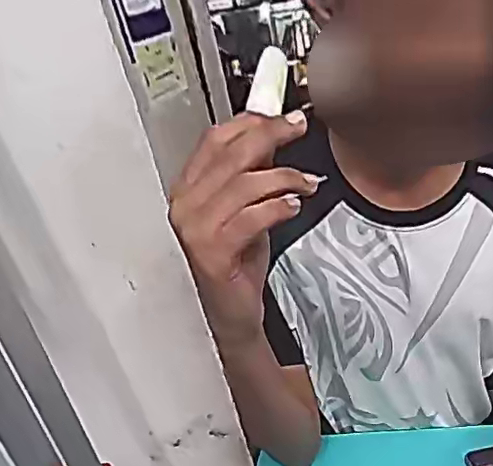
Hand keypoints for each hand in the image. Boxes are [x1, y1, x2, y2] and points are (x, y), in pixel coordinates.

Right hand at [168, 111, 317, 347]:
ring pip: (244, 183)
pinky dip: (277, 207)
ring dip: (284, 177)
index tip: (283, 118)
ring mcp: (196, 230)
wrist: (232, 319)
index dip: (252, 122)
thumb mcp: (246, 216)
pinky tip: (293, 207)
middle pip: (231, 153)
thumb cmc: (237, 272)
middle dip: (271, 136)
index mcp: (188, 192)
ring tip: (306, 184)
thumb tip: (272, 143)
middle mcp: (185, 207)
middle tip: (299, 131)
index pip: (216, 140)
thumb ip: (253, 181)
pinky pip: (252, 217)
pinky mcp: (213, 253)